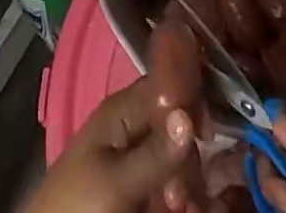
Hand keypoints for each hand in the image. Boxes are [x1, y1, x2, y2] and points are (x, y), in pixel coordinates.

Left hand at [23, 77, 202, 212]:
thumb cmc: (77, 205)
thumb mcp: (116, 181)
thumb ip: (155, 151)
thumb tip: (189, 114)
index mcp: (121, 110)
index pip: (166, 85)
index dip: (190, 102)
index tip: (208, 134)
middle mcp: (133, 126)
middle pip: (178, 125)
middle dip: (187, 155)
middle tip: (180, 191)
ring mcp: (137, 156)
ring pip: (179, 156)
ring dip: (185, 181)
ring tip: (176, 206)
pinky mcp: (141, 184)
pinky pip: (171, 178)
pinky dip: (180, 192)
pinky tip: (180, 208)